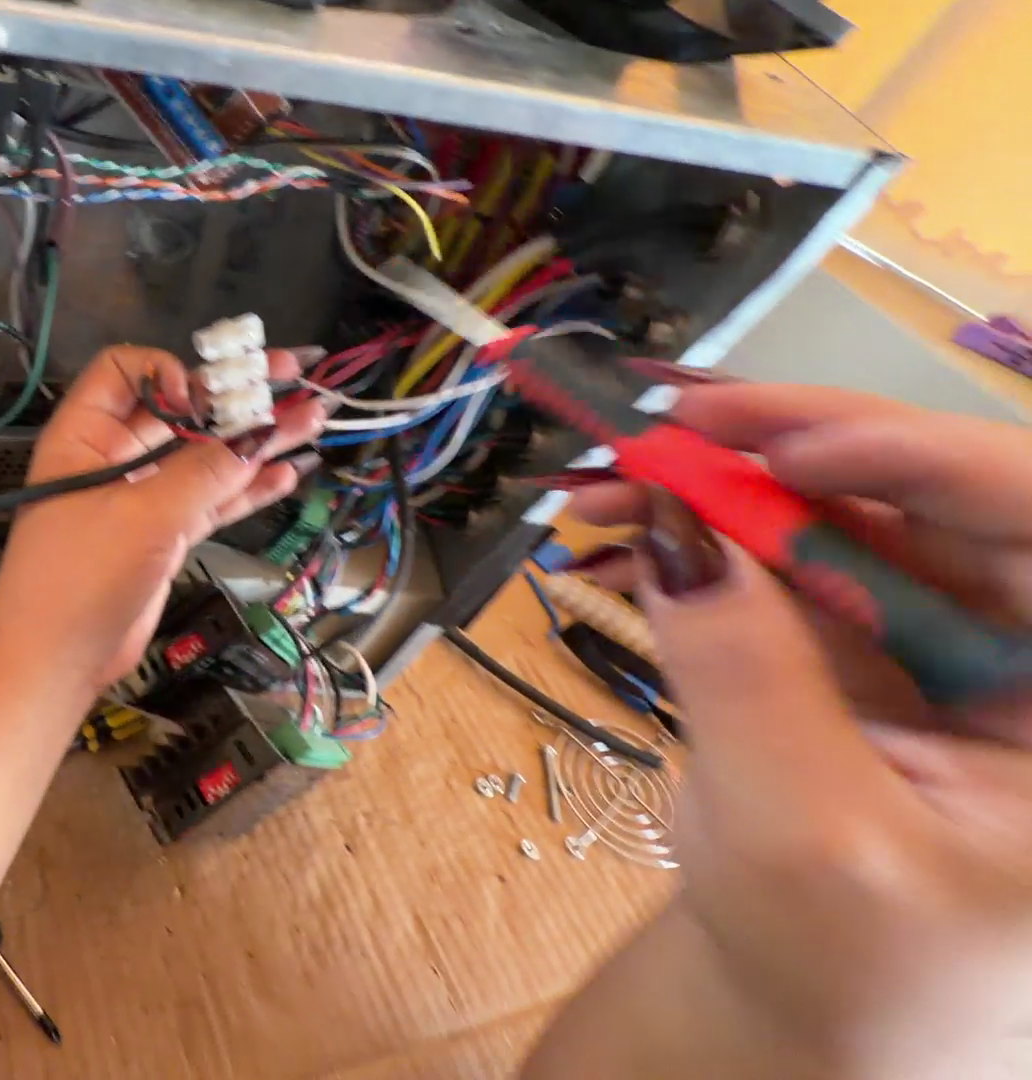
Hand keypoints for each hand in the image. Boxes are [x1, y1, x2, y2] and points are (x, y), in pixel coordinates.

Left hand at [0, 345, 323, 693]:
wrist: (56, 660)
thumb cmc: (82, 577)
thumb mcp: (142, 516)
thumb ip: (202, 474)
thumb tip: (256, 437)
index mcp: (86, 436)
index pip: (123, 372)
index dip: (165, 372)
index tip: (203, 396)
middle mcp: (114, 458)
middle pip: (178, 412)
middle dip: (233, 398)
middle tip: (293, 377)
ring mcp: (142, 498)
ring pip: (203, 458)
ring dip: (253, 441)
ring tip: (310, 419)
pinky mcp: (163, 535)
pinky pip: (210, 501)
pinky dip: (246, 489)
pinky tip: (288, 473)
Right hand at [541, 384, 1031, 1078]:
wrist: (800, 1004)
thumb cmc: (843, 957)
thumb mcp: (801, 824)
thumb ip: (743, 671)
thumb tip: (669, 528)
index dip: (929, 464)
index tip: (779, 447)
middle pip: (934, 510)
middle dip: (785, 459)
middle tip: (668, 427)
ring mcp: (936, 650)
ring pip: (836, 529)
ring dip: (712, 499)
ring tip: (605, 492)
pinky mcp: (848, 653)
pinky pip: (773, 575)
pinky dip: (689, 550)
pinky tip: (618, 544)